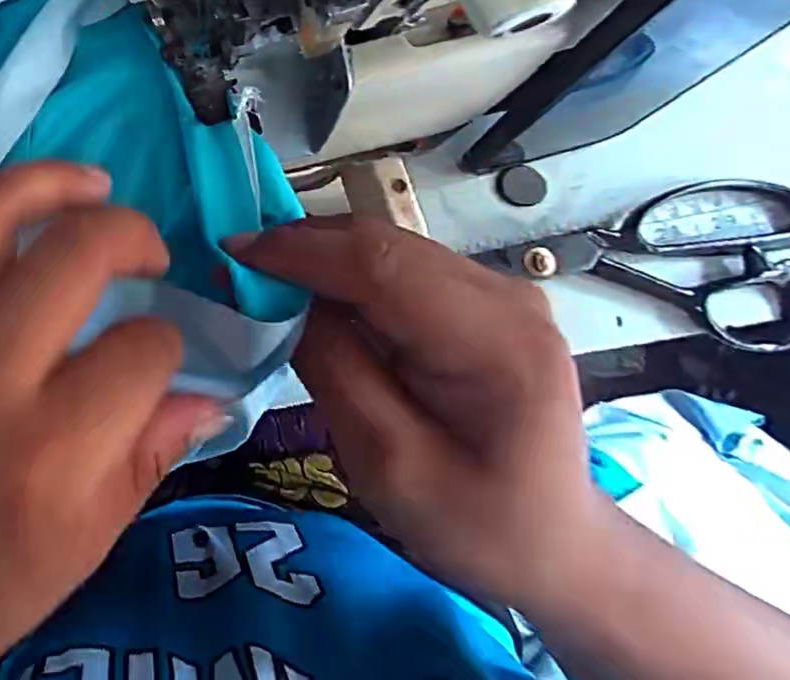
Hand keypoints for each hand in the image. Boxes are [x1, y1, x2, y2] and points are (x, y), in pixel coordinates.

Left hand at [0, 144, 225, 678]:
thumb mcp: (89, 540)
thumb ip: (153, 453)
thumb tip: (209, 393)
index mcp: (50, 446)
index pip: (146, 347)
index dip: (168, 345)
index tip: (158, 359)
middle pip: (77, 253)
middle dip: (132, 235)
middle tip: (147, 253)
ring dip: (49, 180)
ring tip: (93, 185)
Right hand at [230, 214, 602, 610]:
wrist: (556, 545)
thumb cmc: (476, 524)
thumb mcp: (387, 461)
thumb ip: (333, 367)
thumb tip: (281, 295)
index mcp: (495, 342)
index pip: (381, 266)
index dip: (299, 251)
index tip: (233, 253)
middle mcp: (504, 296)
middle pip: (382, 243)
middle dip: (300, 246)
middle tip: (235, 263)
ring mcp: (496, 289)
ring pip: (385, 244)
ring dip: (317, 252)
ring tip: (260, 272)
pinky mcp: (478, 295)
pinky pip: (396, 263)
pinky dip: (342, 267)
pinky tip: (308, 286)